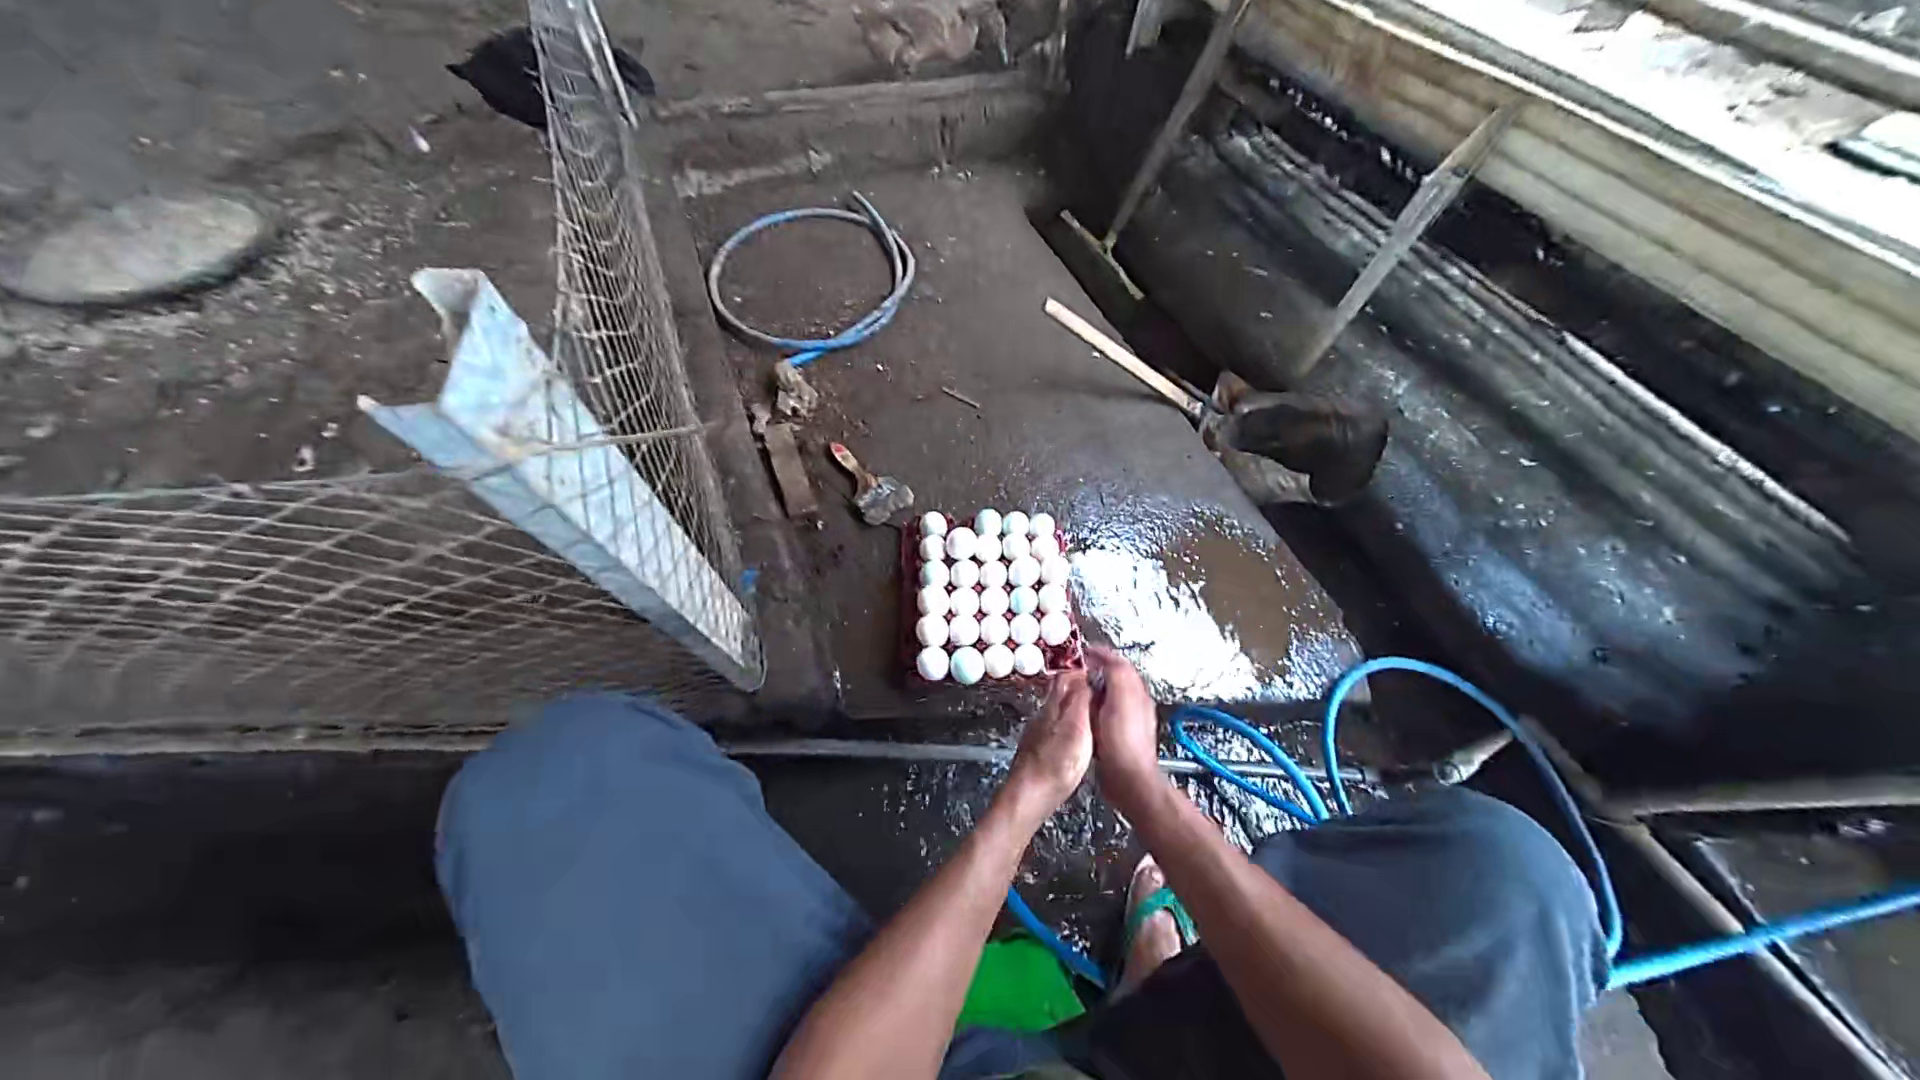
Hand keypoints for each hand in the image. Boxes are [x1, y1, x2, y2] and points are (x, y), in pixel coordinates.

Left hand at [1005, 670, 1092, 816]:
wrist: (1029, 796)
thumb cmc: (1056, 765)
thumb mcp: (1077, 729)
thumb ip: (1081, 701)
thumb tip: (1086, 676)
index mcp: (1054, 707)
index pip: (1066, 677)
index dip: (1081, 670)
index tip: (1097, 669)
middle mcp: (1044, 716)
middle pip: (1059, 691)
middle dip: (1076, 684)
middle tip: (1095, 684)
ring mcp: (1039, 733)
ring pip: (1057, 709)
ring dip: (1073, 703)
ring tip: (1091, 707)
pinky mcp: (1039, 750)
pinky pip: (1056, 727)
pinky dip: (1068, 723)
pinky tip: (1077, 734)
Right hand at [1085, 646, 1161, 806]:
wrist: (1127, 779)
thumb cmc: (1125, 743)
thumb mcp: (1122, 698)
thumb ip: (1117, 674)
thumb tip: (1106, 657)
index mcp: (1135, 692)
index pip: (1118, 663)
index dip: (1099, 655)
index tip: (1081, 653)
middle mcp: (1132, 704)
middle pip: (1112, 678)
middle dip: (1093, 671)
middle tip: (1074, 669)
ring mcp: (1124, 721)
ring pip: (1105, 696)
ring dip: (1090, 690)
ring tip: (1074, 689)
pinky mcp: (1114, 736)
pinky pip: (1099, 715)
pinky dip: (1088, 709)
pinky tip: (1079, 715)